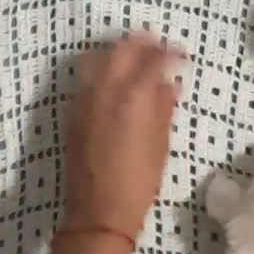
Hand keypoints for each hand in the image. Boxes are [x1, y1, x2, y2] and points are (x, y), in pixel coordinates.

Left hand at [64, 33, 181, 241]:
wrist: (99, 210)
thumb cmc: (138, 179)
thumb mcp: (159, 142)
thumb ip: (162, 107)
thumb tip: (169, 85)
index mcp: (132, 96)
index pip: (153, 59)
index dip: (170, 53)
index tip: (182, 55)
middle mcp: (104, 90)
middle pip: (121, 50)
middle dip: (142, 43)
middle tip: (158, 45)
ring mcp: (83, 99)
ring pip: (97, 58)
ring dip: (117, 51)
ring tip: (133, 56)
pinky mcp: (72, 112)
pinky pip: (85, 78)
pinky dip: (100, 68)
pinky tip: (113, 79)